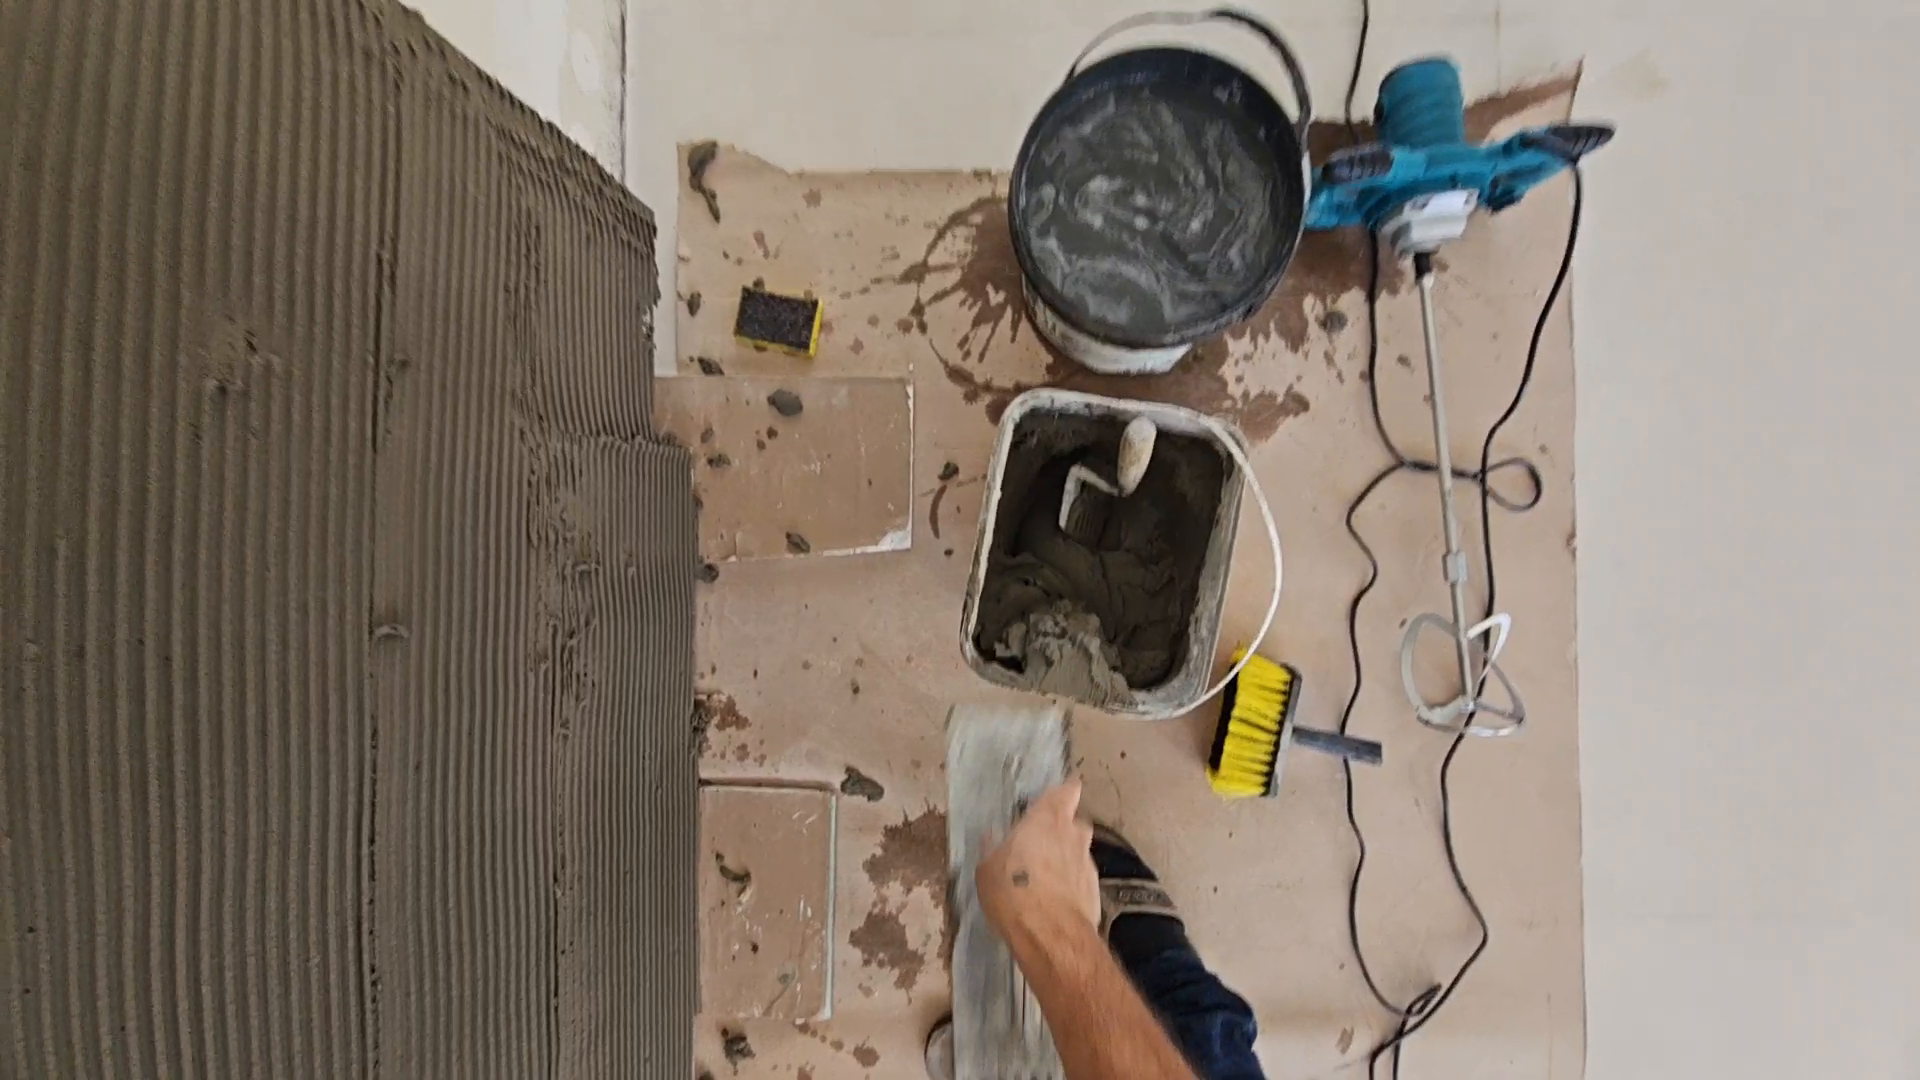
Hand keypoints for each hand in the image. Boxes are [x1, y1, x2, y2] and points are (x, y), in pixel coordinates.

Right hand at [976, 778, 1099, 938]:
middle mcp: (1072, 834)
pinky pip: (1081, 877)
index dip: (1067, 789)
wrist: (1051, 935)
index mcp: (1046, 819)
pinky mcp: (1094, 890)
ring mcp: (1086, 862)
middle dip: (1065, 826)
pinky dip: (1072, 881)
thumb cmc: (1013, 891)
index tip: (1065, 789)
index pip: (1067, 791)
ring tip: (1050, 872)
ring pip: (1079, 850)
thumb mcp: (987, 869)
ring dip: (1068, 855)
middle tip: (1046, 838)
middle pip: (1075, 820)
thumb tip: (991, 837)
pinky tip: (1057, 897)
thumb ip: (993, 848)